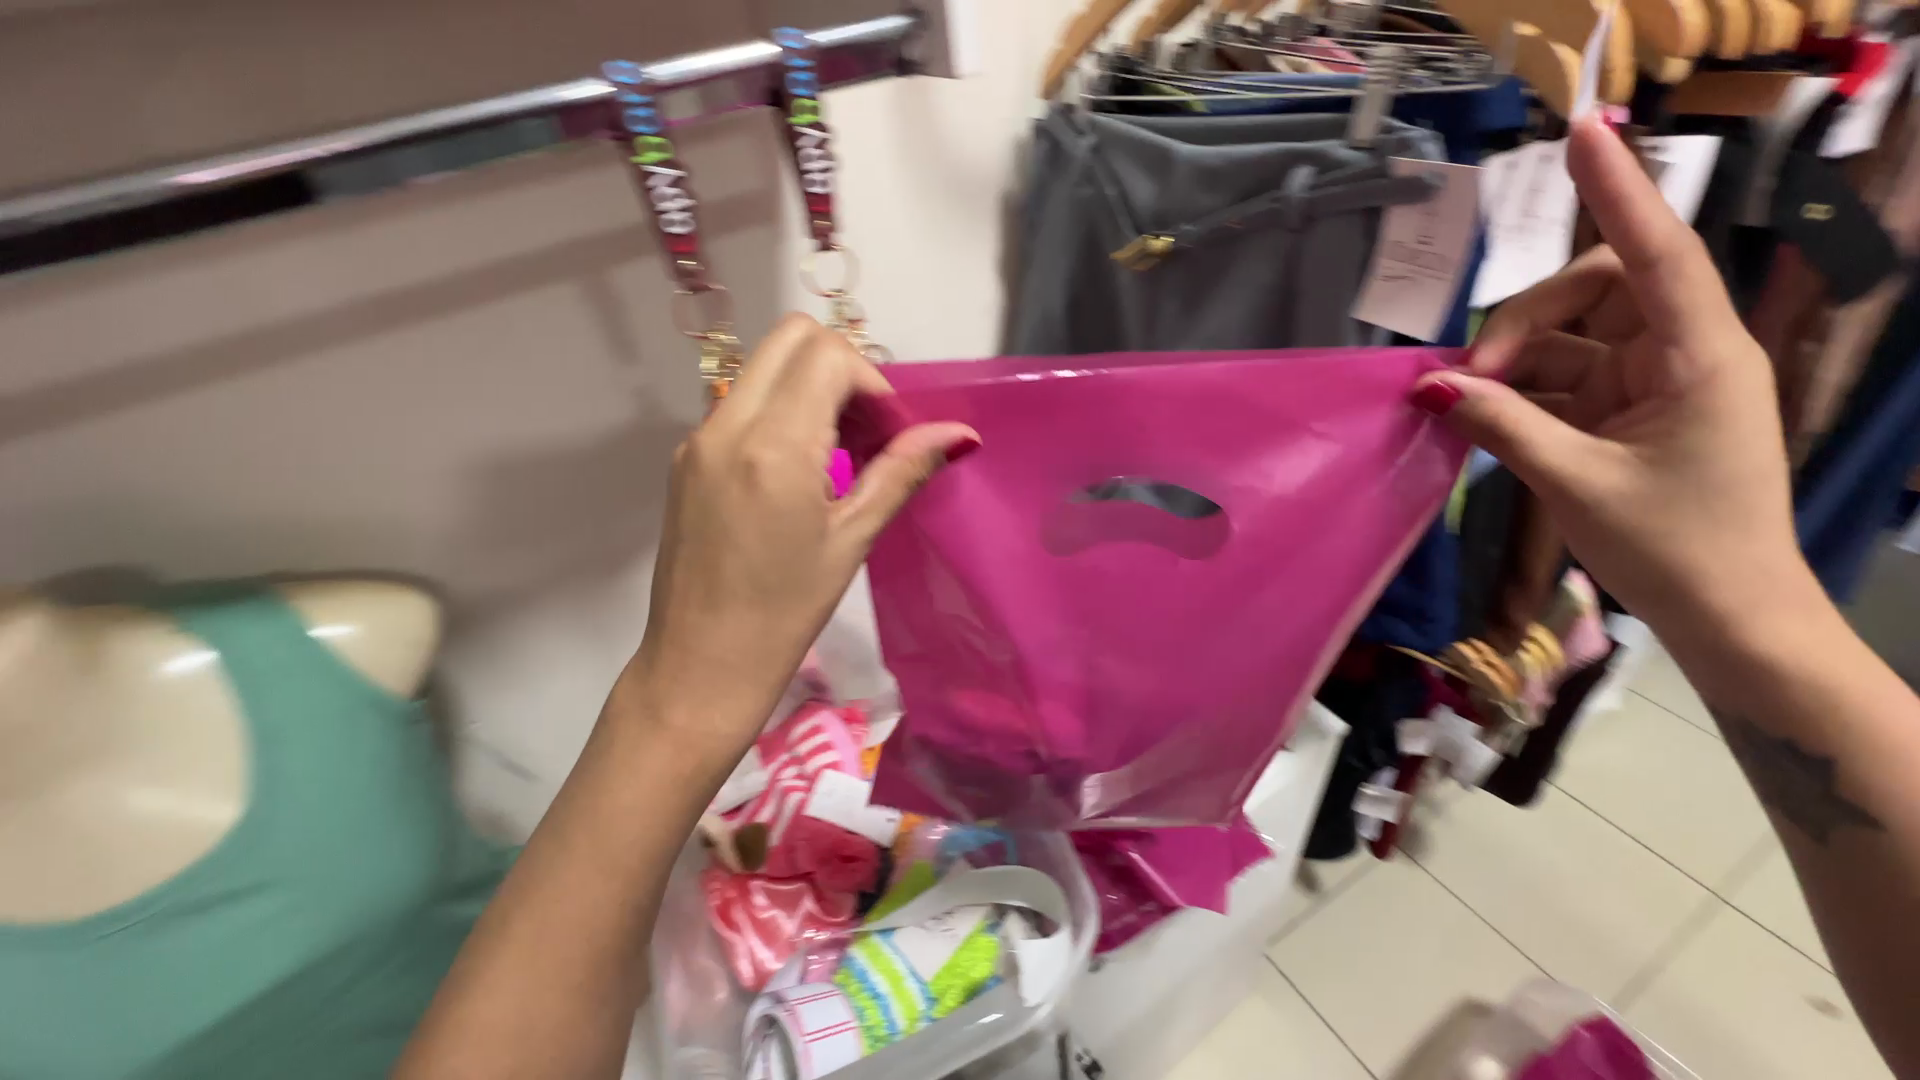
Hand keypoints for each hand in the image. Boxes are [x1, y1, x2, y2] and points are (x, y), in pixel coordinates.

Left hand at [623, 314, 977, 750]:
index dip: (872, 384)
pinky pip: (740, 404)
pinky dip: (780, 413)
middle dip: (842, 370)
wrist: (698, 666)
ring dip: (810, 390)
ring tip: (837, 458)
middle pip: (791, 338)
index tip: (887, 437)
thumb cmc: (784, 613)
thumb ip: (902, 472)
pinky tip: (799, 476)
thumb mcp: (852, 540)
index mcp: (772, 445)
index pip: (828, 355)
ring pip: (763, 368)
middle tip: (865, 433)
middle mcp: (726, 425)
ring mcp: (698, 439)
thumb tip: (961, 434)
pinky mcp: (686, 459)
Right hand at [1414, 117, 1810, 637]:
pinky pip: (1558, 379)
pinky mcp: (1624, 410)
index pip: (1655, 252)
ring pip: (1565, 337)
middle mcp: (1678, 352)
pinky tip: (1478, 418)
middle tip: (1469, 383)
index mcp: (1698, 356)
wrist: (1725, 612)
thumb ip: (1501, 425)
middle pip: (1592, 290)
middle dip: (1522, 325)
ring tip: (1464, 409)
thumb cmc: (1673, 546)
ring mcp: (1649, 381)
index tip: (1581, 132)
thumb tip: (1427, 388)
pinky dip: (1515, 394)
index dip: (1616, 189)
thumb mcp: (1576, 482)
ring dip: (1508, 365)